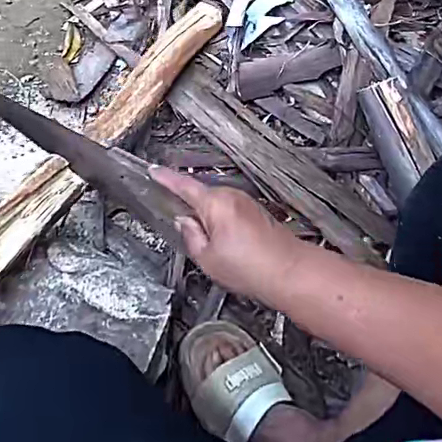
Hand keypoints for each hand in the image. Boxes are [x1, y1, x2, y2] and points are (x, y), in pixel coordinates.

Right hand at [151, 166, 308, 299]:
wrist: (289, 271)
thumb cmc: (251, 267)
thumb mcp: (208, 258)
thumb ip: (190, 236)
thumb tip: (184, 222)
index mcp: (214, 203)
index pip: (183, 184)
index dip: (165, 177)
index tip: (153, 170)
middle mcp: (230, 195)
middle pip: (201, 196)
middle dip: (193, 213)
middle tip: (192, 239)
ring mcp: (244, 201)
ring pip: (216, 206)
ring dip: (211, 221)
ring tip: (218, 251)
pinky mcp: (254, 210)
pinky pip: (230, 211)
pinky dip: (224, 224)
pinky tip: (232, 248)